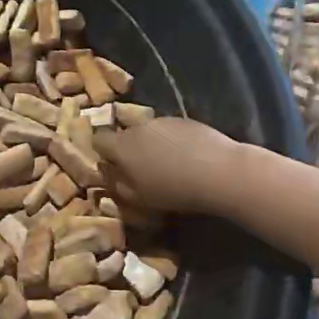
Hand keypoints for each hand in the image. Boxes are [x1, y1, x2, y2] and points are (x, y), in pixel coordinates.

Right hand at [94, 118, 243, 214]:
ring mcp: (164, 120)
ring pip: (149, 132)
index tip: (113, 166)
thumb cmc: (173, 191)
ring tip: (171, 165)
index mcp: (122, 146)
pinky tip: (188, 157)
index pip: (99, 140)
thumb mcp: (139, 199)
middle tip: (144, 171)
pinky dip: (173, 142)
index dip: (103, 152)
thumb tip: (109, 174)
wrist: (219, 171)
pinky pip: (170, 130)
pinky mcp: (186, 120)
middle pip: (126, 135)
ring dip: (153, 145)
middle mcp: (139, 127)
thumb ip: (118, 185)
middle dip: (131, 150)